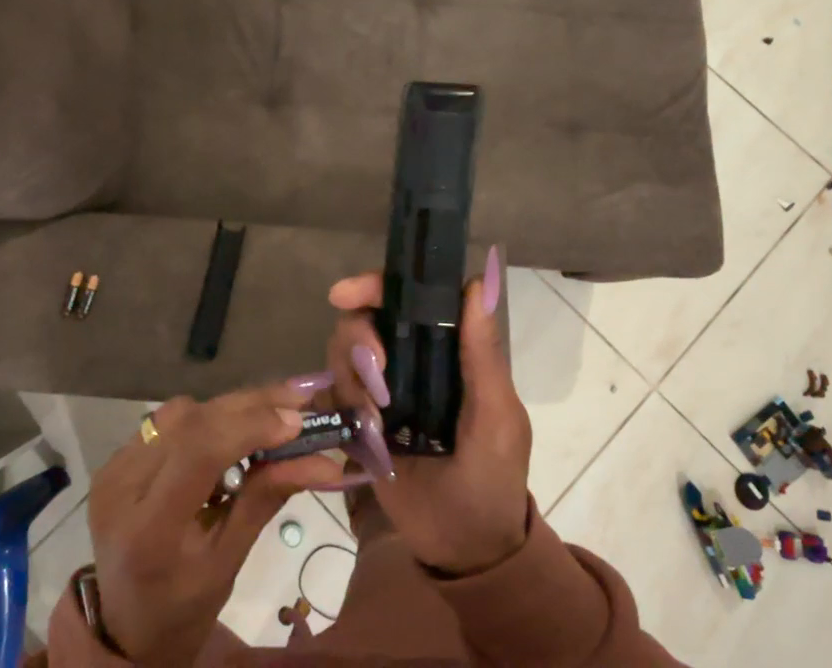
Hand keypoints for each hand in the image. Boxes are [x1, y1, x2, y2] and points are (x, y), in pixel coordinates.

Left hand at [86, 380, 340, 663]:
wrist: (123, 625)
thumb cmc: (183, 607)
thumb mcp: (228, 563)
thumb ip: (265, 500)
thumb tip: (322, 459)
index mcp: (150, 527)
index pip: (199, 451)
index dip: (250, 426)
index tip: (297, 421)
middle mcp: (122, 486)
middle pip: (189, 421)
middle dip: (249, 405)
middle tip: (298, 400)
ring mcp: (112, 469)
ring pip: (177, 413)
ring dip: (228, 409)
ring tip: (270, 416)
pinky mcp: (113, 461)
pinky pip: (165, 424)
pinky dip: (205, 421)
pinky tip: (231, 433)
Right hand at [327, 248, 533, 574]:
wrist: (464, 547)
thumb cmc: (493, 477)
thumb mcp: (498, 416)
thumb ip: (483, 354)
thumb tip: (478, 283)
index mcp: (447, 352)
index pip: (408, 299)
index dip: (377, 286)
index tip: (349, 293)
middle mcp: (410, 362)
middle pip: (365, 320)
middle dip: (359, 335)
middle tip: (375, 369)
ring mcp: (382, 392)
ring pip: (344, 354)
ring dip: (353, 374)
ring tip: (377, 413)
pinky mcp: (359, 424)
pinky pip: (334, 395)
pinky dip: (344, 404)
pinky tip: (367, 431)